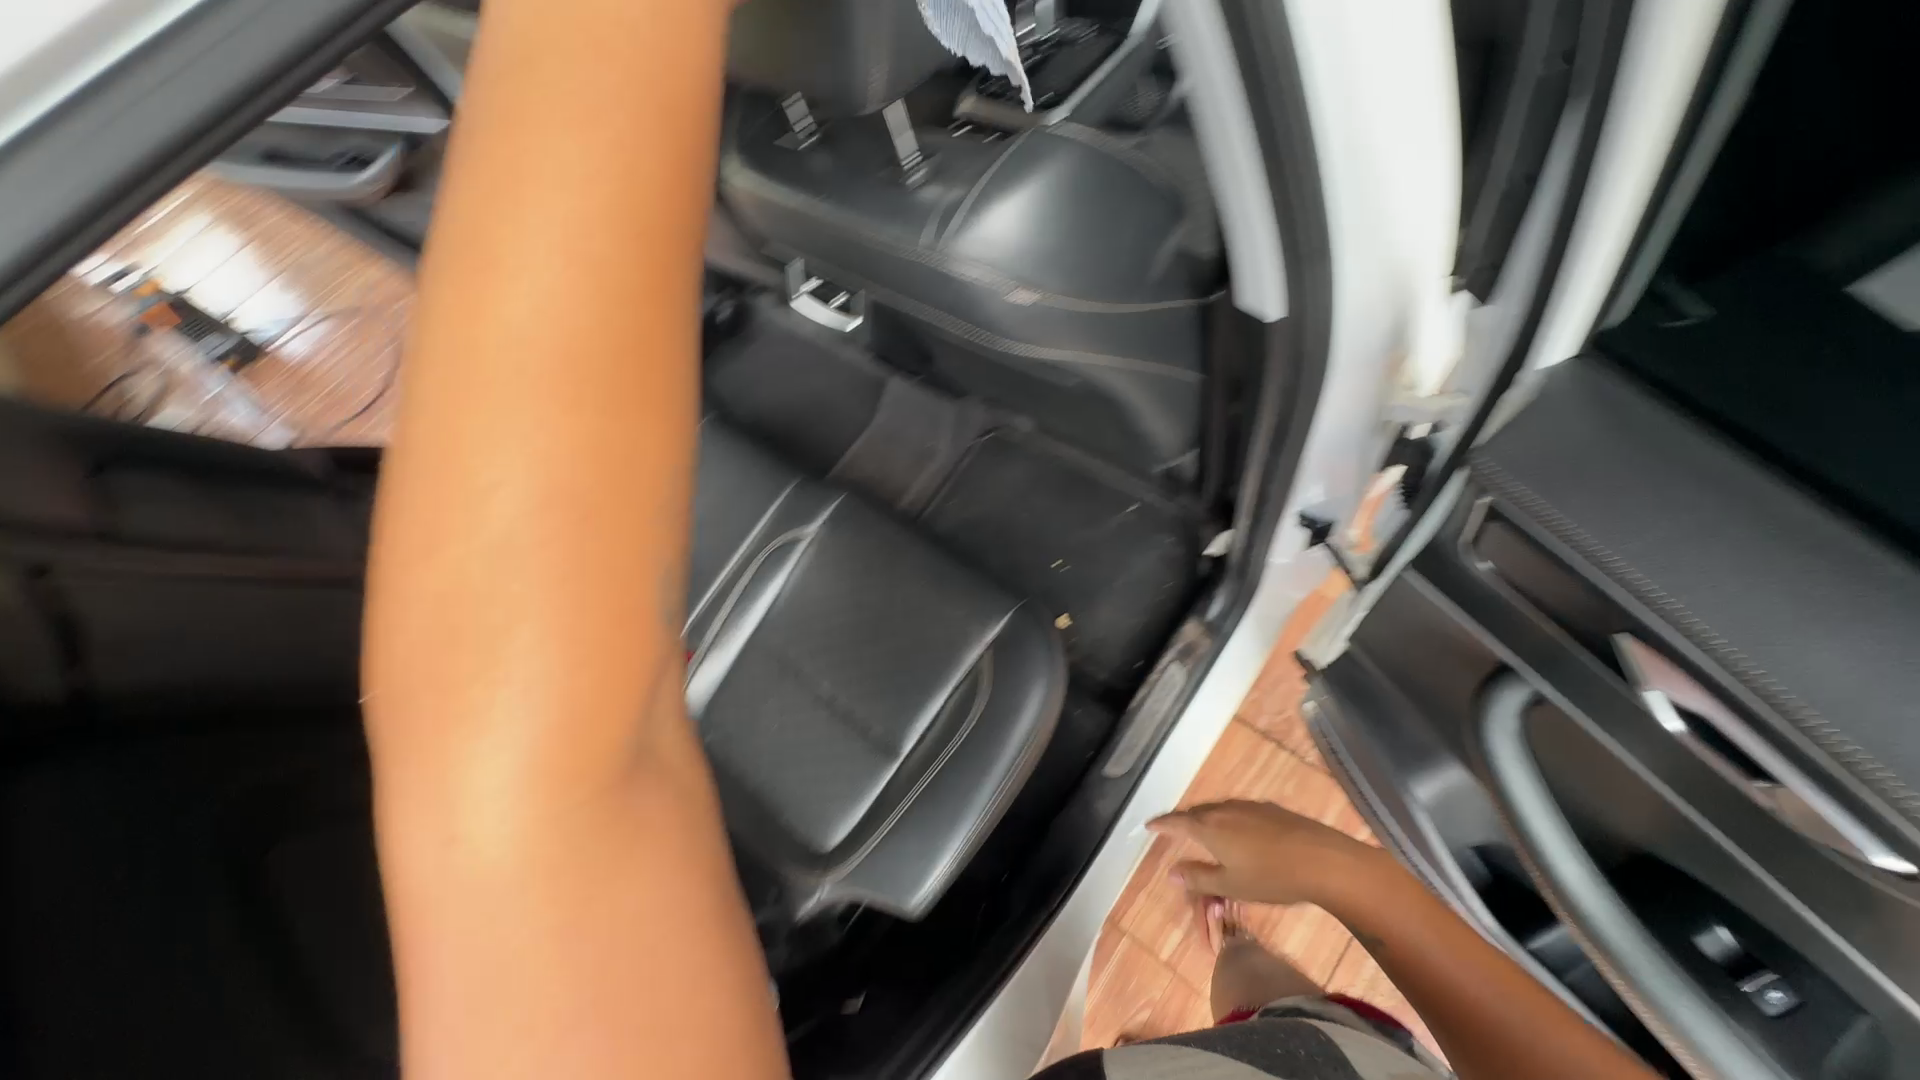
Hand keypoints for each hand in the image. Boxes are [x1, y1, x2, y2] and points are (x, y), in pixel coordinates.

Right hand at [1148, 800, 1384, 907]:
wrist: (1325, 860)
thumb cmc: (1272, 878)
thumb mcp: (1231, 885)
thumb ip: (1199, 878)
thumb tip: (1171, 873)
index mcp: (1209, 827)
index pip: (1177, 822)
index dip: (1162, 824)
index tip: (1149, 825)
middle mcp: (1225, 810)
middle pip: (1197, 812)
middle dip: (1184, 820)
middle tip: (1175, 829)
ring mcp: (1250, 807)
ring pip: (1219, 810)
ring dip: (1207, 818)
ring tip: (1205, 830)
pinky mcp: (1272, 810)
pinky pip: (1239, 811)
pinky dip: (1229, 819)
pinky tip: (1239, 831)